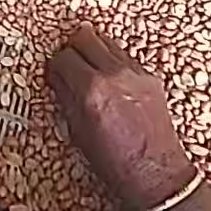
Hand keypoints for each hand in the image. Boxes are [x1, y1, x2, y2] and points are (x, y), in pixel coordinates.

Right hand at [47, 24, 198, 210]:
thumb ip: (65, 96)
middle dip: (72, 47)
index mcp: (92, 90)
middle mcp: (114, 74)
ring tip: (88, 69)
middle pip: (85, 36)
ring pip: (106, 41)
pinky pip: (124, 56)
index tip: (54, 71)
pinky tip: (109, 80)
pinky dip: (112, 61)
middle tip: (69, 62)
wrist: (156, 174)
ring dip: (93, 50)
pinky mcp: (149, 76)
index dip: (55, 64)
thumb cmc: (115, 162)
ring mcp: (135, 73)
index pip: (64, 57)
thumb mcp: (78, 131)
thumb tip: (56, 76)